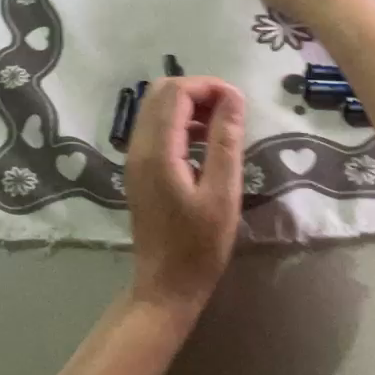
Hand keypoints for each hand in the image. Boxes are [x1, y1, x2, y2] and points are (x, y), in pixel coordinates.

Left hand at [124, 77, 246, 311]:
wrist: (166, 287)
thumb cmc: (199, 245)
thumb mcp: (222, 192)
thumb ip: (225, 140)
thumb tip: (233, 97)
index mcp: (157, 151)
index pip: (176, 92)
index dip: (209, 87)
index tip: (239, 104)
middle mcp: (138, 147)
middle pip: (161, 93)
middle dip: (198, 92)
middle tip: (230, 112)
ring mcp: (135, 159)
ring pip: (156, 109)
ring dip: (189, 106)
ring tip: (223, 127)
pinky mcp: (140, 170)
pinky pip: (156, 129)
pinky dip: (181, 123)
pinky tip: (205, 144)